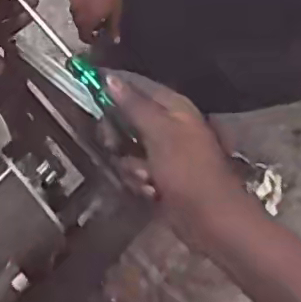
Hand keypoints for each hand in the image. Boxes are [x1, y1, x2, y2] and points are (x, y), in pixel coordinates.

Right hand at [69, 0, 123, 44]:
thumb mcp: (115, 13)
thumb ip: (113, 28)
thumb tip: (114, 40)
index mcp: (85, 23)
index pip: (84, 37)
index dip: (92, 40)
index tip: (100, 37)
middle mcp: (75, 15)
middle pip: (81, 25)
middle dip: (90, 26)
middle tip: (102, 22)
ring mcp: (72, 2)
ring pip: (78, 13)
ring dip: (86, 14)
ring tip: (97, 9)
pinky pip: (77, 2)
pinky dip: (84, 4)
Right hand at [103, 71, 248, 237]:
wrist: (214, 222)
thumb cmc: (189, 172)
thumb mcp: (159, 133)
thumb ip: (133, 105)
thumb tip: (109, 78)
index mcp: (173, 107)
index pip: (134, 84)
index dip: (110, 86)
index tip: (86, 91)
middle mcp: (167, 124)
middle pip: (124, 116)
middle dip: (116, 134)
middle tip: (114, 145)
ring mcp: (163, 151)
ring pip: (125, 146)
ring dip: (129, 164)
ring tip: (144, 177)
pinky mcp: (159, 176)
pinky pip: (133, 169)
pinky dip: (138, 180)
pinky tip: (150, 191)